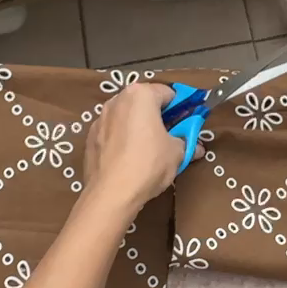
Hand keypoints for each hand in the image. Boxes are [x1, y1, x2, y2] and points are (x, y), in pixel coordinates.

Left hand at [80, 84, 185, 215]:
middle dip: (158, 116)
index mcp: (141, 95)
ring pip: (127, 116)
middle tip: (170, 137)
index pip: (169, 93)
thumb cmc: (149, 164)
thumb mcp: (177, 153)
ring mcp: (100, 118)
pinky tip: (128, 158)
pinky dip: (122, 139)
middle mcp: (117, 99)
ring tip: (148, 149)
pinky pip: (113, 132)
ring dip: (139, 126)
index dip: (181, 108)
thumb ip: (187, 143)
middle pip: (145, 102)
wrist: (111, 194)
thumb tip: (196, 148)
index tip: (187, 124)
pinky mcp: (90, 137)